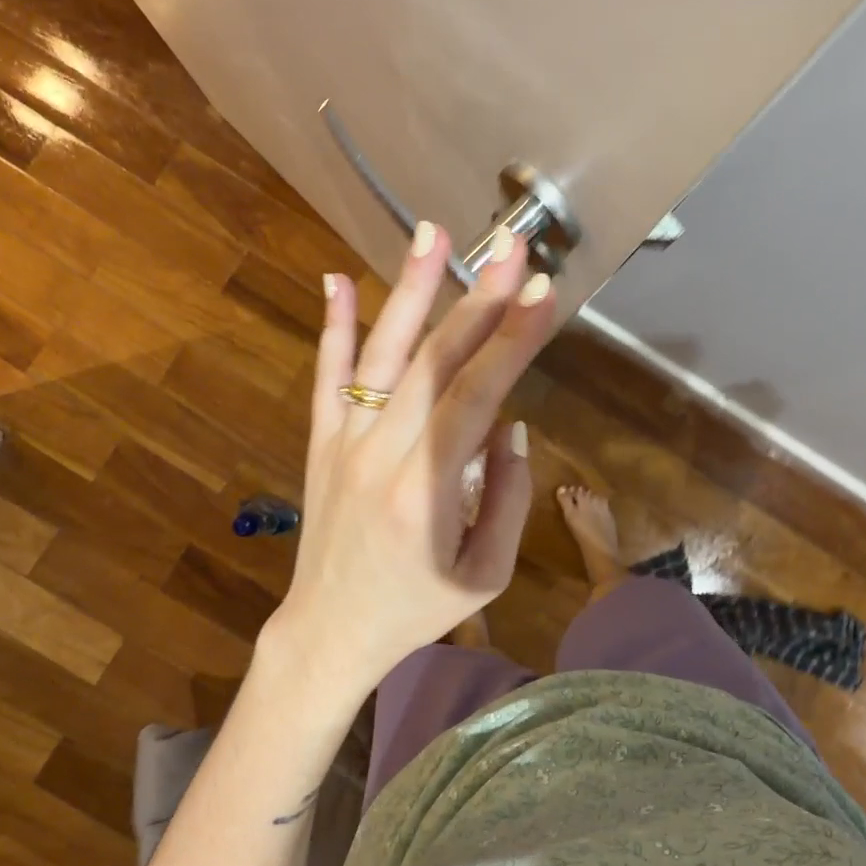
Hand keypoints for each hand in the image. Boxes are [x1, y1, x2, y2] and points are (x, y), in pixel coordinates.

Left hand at [260, 224, 553, 698]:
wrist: (328, 632)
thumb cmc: (417, 608)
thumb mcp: (484, 575)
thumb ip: (507, 500)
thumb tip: (513, 425)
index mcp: (426, 492)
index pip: (475, 398)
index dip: (512, 342)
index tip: (545, 294)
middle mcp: (380, 454)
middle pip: (432, 363)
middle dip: (479, 301)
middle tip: (514, 249)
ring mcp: (343, 443)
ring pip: (379, 355)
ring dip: (410, 292)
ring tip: (435, 234)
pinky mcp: (320, 442)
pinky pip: (327, 378)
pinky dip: (333, 327)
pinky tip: (338, 279)